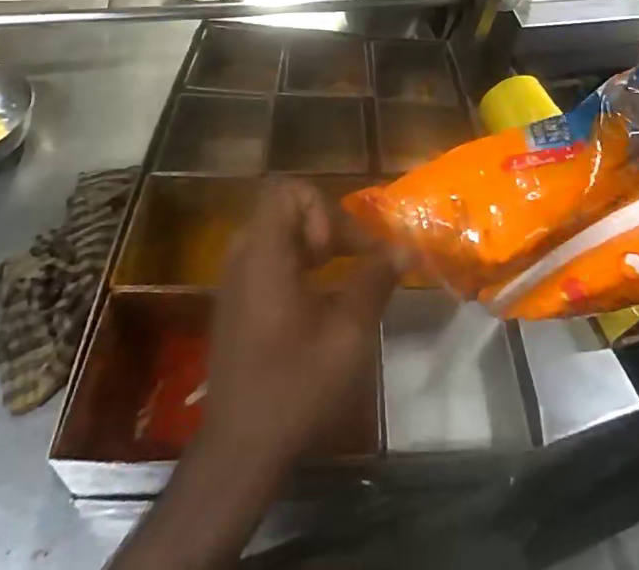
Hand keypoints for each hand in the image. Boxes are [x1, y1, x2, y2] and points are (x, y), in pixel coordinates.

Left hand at [200, 179, 397, 466]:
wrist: (240, 447)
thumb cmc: (296, 388)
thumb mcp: (349, 335)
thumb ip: (375, 281)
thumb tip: (405, 247)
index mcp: (264, 258)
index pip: (286, 191)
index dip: (320, 209)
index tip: (335, 252)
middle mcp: (242, 259)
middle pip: (284, 208)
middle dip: (325, 224)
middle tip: (352, 259)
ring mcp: (234, 280)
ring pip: (276, 233)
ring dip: (312, 243)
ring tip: (339, 276)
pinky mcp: (236, 301)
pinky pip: (267, 257)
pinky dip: (297, 263)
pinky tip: (318, 300)